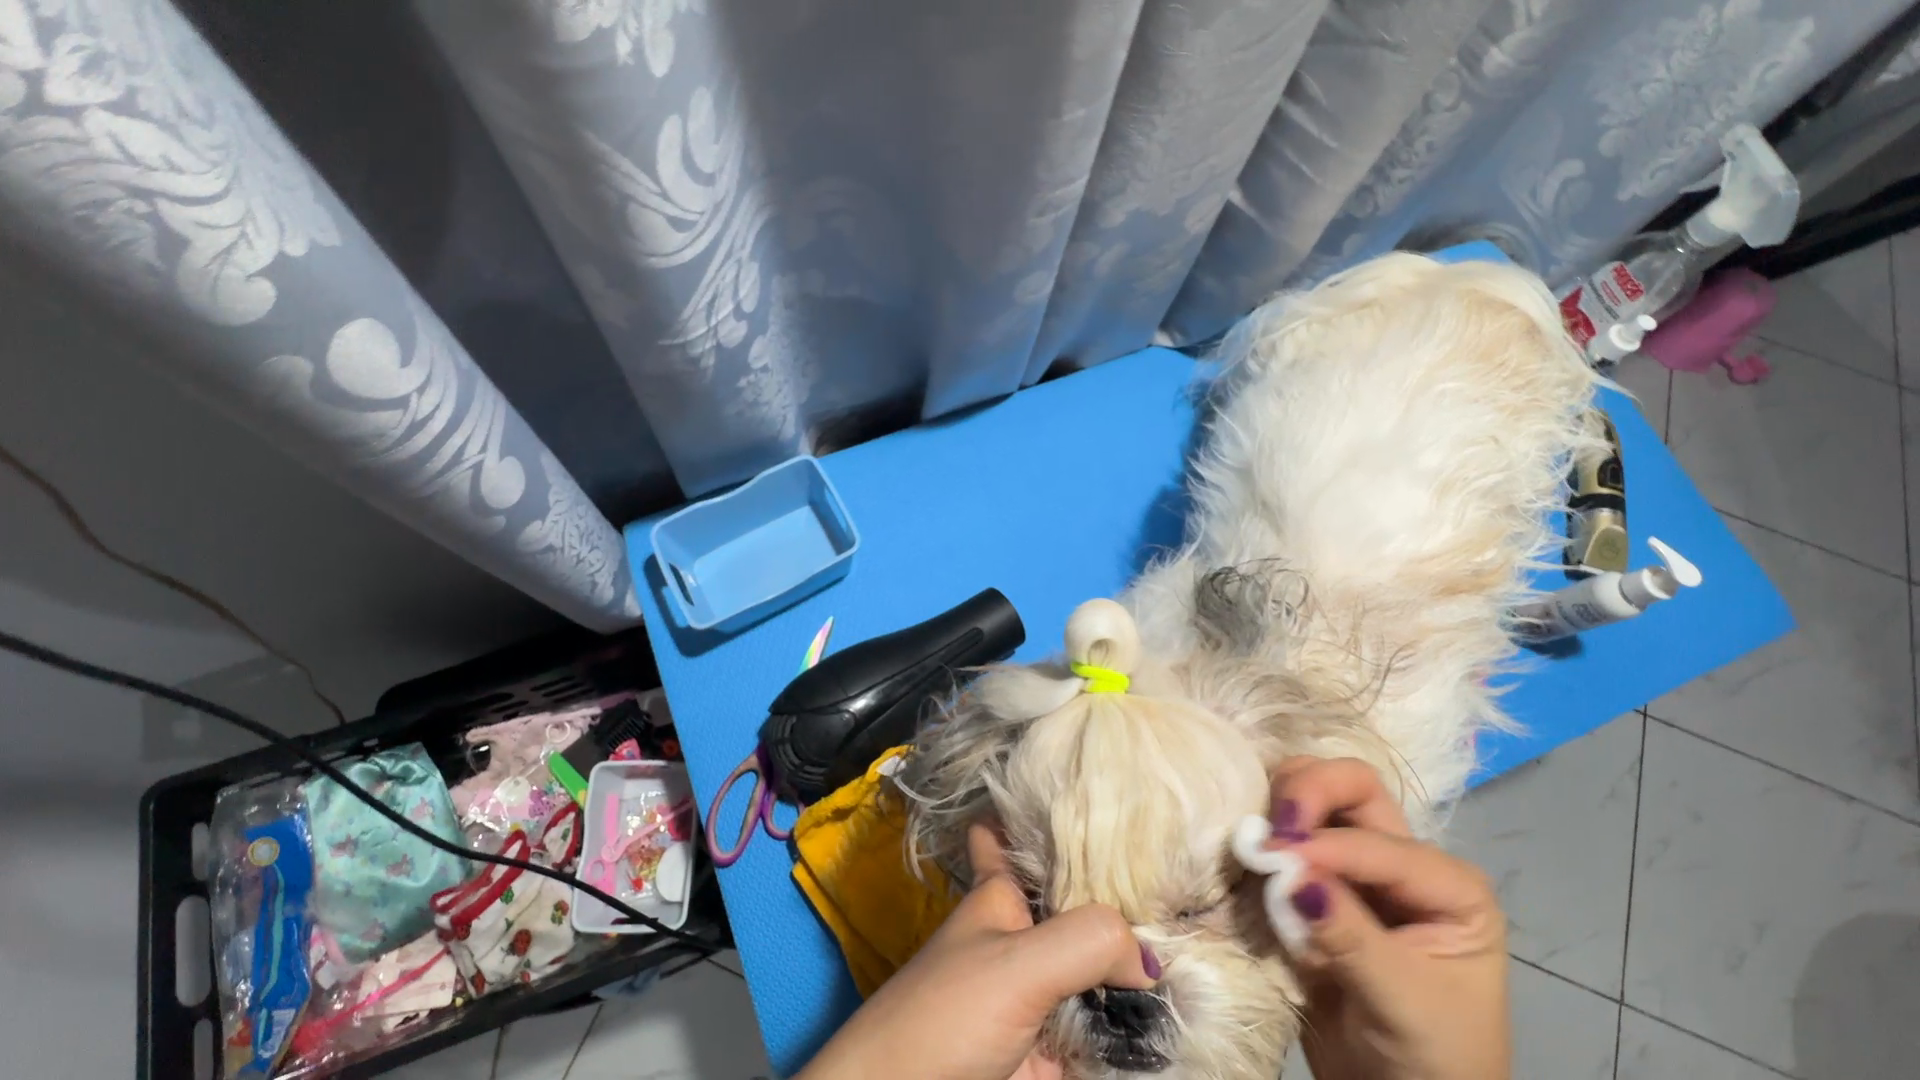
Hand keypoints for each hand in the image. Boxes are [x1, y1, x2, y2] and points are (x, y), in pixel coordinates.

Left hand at [796, 823, 1152, 1079]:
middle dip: (1125, 896)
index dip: (1040, 811)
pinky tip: (1183, 1004)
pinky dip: (1135, 1022)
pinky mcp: (1052, 1047)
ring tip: (1200, 939)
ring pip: (1097, 967)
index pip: (1012, 835)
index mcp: (1000, 897)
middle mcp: (1023, 938)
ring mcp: (1039, 994)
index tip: (1089, 790)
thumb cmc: (945, 1015)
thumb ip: (1085, 941)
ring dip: (1138, 963)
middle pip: (1078, 904)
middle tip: (1187, 877)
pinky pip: (1104, 1027)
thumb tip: (1148, 957)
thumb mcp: (1015, 963)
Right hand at [1268, 758, 1510, 1079]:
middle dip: (1307, 791)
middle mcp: (1401, 865)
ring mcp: (1355, 876)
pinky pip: (1285, 848)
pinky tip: (1244, 856)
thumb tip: (1290, 873)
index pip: (1379, 840)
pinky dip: (1263, 841)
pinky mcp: (1314, 894)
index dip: (1326, 844)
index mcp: (1448, 885)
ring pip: (1316, 806)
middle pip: (1353, 789)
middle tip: (1268, 824)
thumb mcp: (1404, 1003)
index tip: (1274, 857)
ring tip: (1254, 838)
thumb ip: (1350, 936)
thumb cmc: (1433, 1062)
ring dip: (1281, 809)